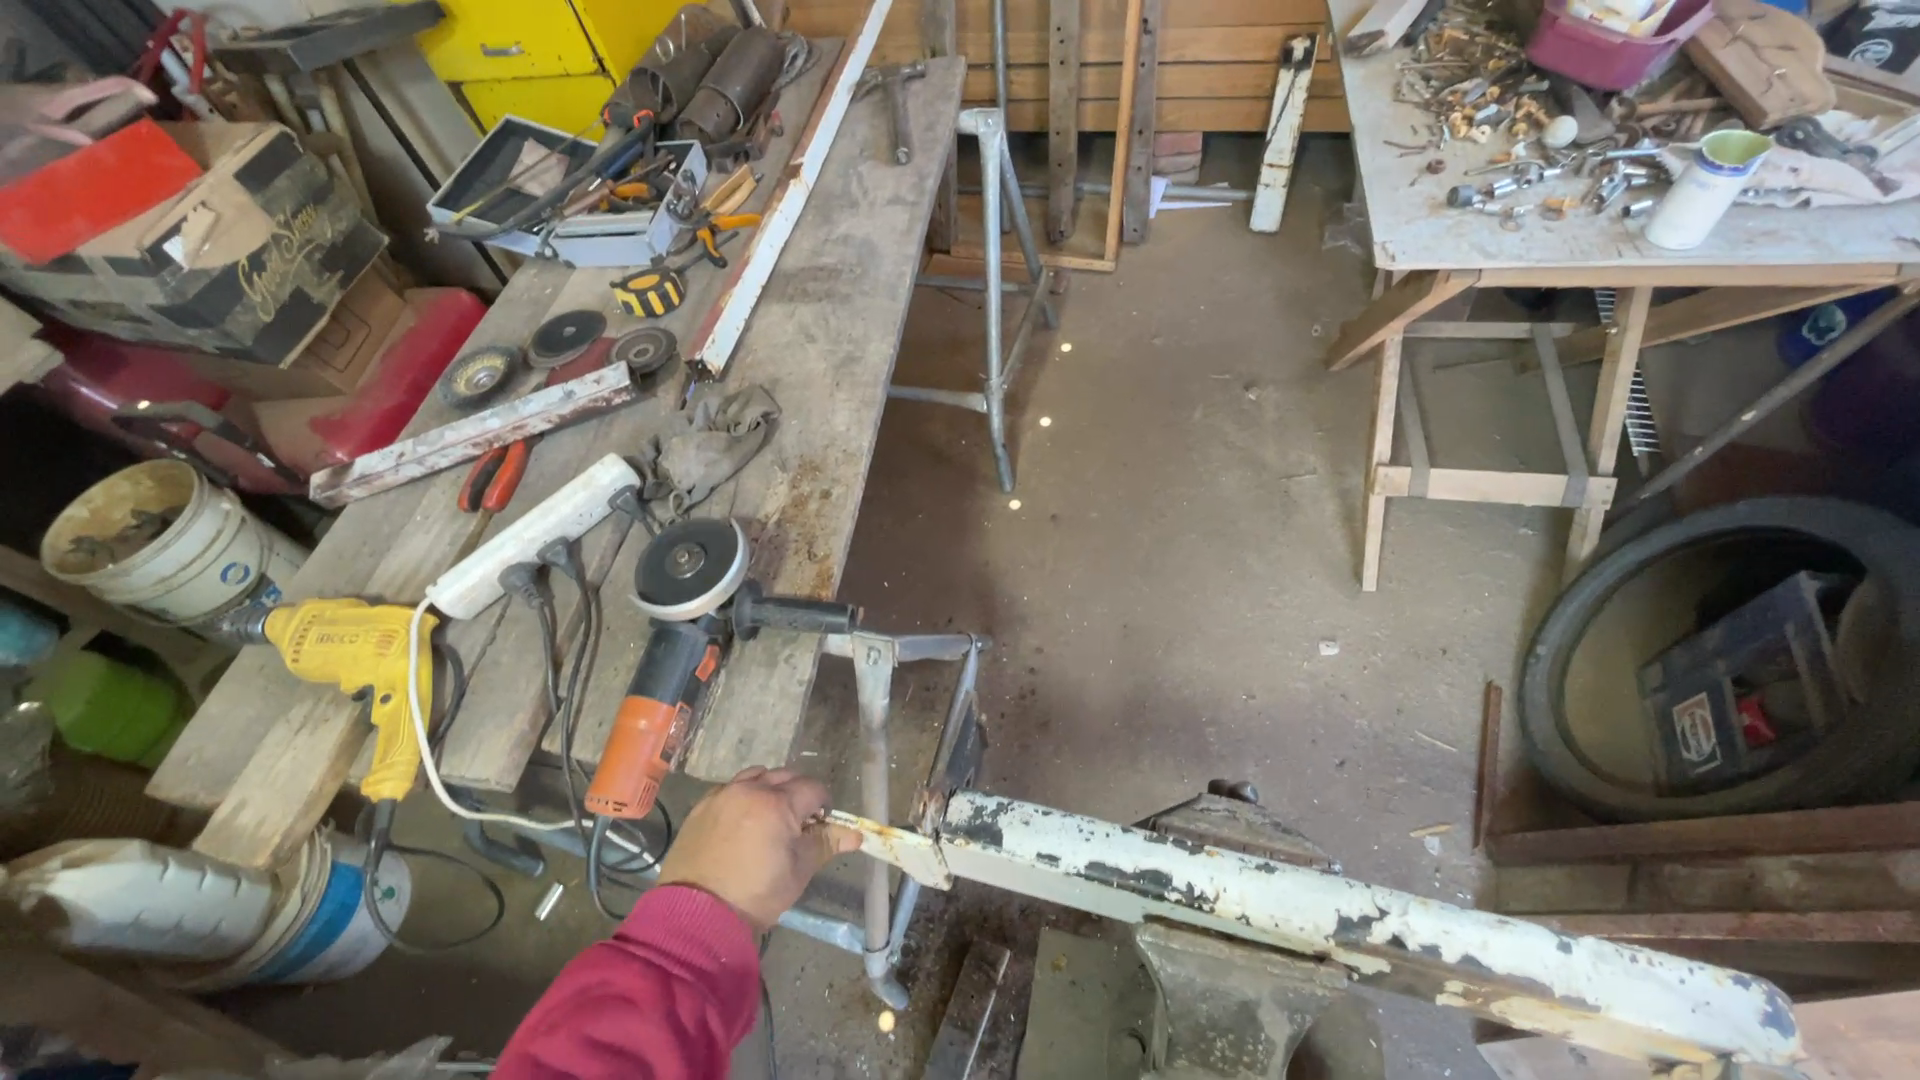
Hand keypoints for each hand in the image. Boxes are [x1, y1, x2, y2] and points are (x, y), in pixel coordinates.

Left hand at [658, 766, 860, 931]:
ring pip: (756, 776)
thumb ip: (825, 844)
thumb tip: (855, 835)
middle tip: (799, 822)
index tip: (822, 825)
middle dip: (798, 793)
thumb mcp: (799, 871)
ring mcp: (723, 795)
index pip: (813, 789)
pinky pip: (730, 788)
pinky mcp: (701, 807)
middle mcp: (750, 790)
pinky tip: (743, 820)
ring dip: (769, 788)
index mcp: (778, 803)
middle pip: (785, 776)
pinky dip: (743, 795)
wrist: (695, 915)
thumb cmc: (756, 894)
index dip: (823, 805)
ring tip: (770, 816)